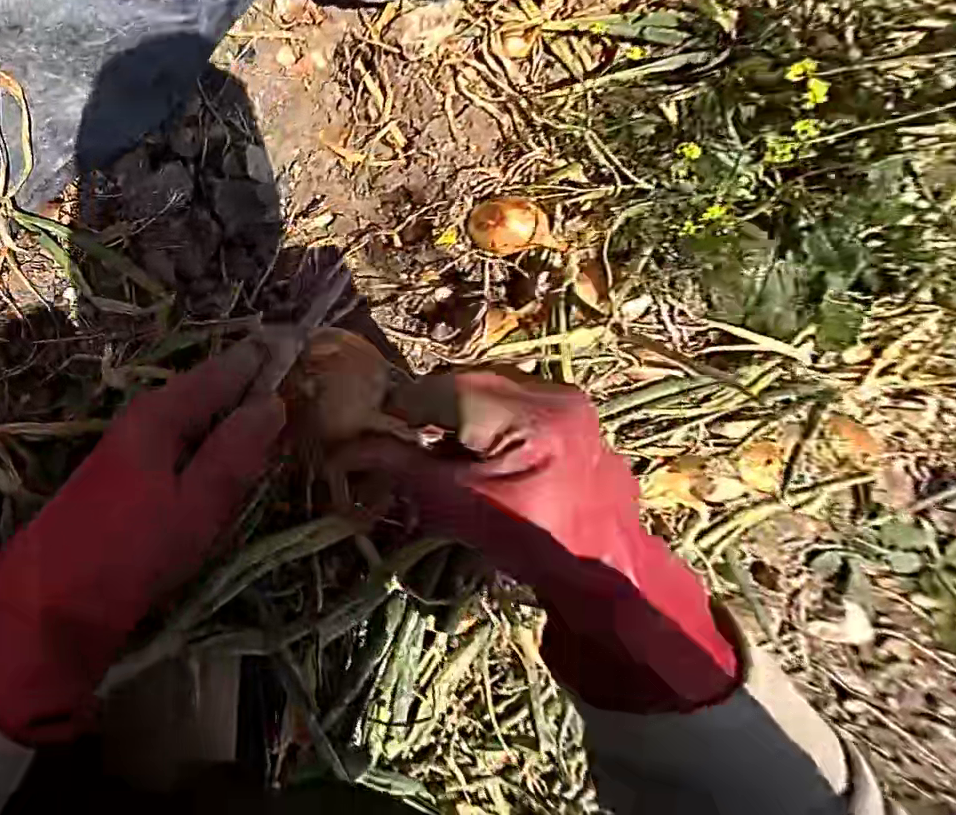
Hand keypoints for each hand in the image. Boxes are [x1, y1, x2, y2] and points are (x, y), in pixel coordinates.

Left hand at [0, 337, 286, 743]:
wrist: (56, 594)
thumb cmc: (133, 548)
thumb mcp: (196, 505)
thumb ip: (235, 451)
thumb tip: (273, 401)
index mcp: (162, 412)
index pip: (222, 370)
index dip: (260, 356)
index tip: (295, 339)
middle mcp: (146, 413)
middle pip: (207, 385)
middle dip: (247, 375)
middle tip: (292, 364)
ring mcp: (134, 438)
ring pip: (195, 409)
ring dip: (230, 403)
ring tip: (271, 397)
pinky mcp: (130, 464)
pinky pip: (183, 432)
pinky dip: (211, 429)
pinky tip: (229, 441)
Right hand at [341, 371, 739, 712]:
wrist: (610, 574)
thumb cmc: (531, 543)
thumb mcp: (456, 505)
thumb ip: (399, 465)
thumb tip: (344, 446)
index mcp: (530, 418)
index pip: (441, 390)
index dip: (402, 408)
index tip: (379, 433)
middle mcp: (551, 393)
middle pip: (461, 380)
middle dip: (427, 407)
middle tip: (410, 442)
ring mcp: (565, 395)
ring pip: (481, 381)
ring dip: (452, 405)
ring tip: (444, 445)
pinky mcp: (570, 404)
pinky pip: (506, 390)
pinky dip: (481, 408)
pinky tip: (476, 441)